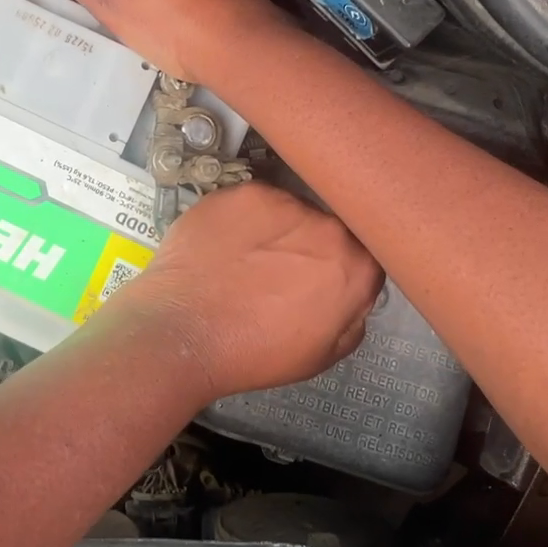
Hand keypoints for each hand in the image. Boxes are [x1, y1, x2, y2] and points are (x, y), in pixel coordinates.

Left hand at [91, 183, 381, 401]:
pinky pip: (251, 203)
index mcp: (356, 265)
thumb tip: (350, 292)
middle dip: (307, 246)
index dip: (338, 269)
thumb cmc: (255, 352)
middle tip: (276, 271)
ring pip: (288, 211)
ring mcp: (282, 201)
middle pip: (325, 228)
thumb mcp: (322, 354)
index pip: (362, 255)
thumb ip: (352, 316)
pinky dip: (241, 219)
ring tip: (243, 258)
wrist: (184, 331)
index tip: (315, 282)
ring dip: (274, 229)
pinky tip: (222, 244)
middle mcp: (327, 224)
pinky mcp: (241, 191)